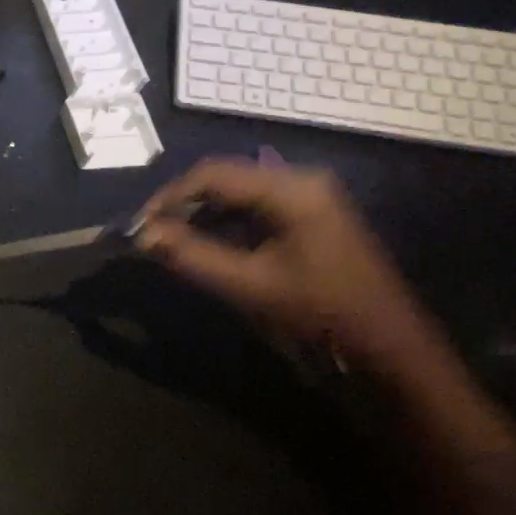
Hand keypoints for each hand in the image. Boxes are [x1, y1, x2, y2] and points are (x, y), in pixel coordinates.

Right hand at [134, 158, 438, 368]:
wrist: (380, 339)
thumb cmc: (317, 310)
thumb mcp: (246, 284)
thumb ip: (191, 255)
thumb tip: (142, 235)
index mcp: (291, 190)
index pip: (212, 174)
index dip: (166, 198)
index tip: (135, 228)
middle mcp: (298, 183)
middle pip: (221, 178)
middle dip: (177, 205)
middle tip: (145, 236)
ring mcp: (304, 199)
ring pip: (231, 193)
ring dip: (193, 215)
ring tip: (164, 243)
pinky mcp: (302, 219)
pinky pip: (247, 209)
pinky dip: (215, 224)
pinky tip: (196, 246)